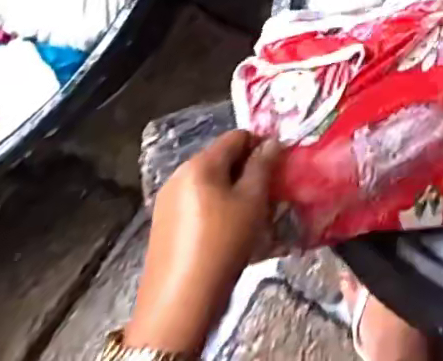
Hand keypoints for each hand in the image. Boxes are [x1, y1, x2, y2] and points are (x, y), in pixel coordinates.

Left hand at [127, 130, 280, 353]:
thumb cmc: (221, 245)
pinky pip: (196, 204)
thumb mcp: (251, 203)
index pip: (237, 136)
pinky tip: (227, 234)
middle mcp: (179, 173)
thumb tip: (272, 142)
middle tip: (268, 195)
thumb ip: (263, 167)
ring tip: (250, 217)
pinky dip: (215, 209)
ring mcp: (167, 200)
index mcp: (200, 163)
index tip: (278, 166)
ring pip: (209, 183)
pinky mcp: (163, 225)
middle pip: (221, 159)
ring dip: (232, 191)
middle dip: (247, 171)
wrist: (178, 306)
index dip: (261, 145)